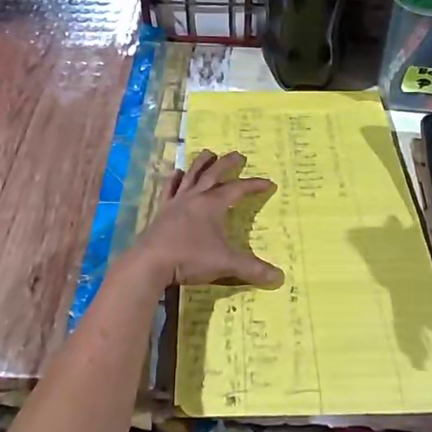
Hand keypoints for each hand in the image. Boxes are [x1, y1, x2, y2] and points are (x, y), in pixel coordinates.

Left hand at [129, 150, 283, 288]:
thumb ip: (253, 269)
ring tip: (208, 153)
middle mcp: (194, 197)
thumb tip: (280, 278)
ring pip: (190, 175)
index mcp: (211, 205)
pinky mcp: (161, 211)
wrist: (150, 262)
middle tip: (239, 155)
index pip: (238, 189)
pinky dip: (174, 179)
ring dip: (201, 163)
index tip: (269, 184)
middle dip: (227, 164)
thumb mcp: (226, 264)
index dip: (254, 185)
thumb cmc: (190, 258)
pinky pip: (169, 189)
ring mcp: (175, 202)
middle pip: (213, 174)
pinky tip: (175, 173)